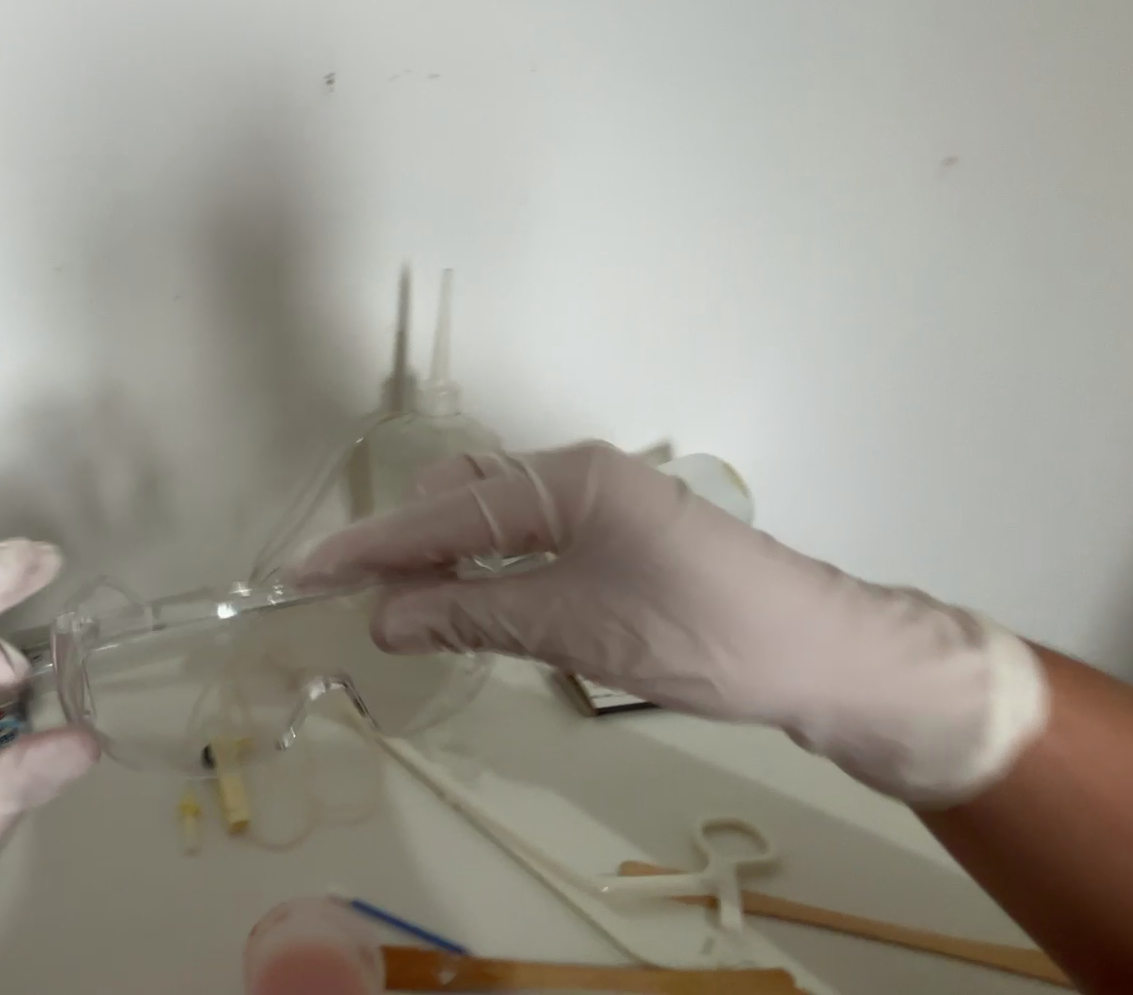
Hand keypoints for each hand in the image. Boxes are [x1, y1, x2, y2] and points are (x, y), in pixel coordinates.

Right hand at [293, 442, 1047, 804]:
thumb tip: (381, 620)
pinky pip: (514, 531)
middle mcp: (568, 472)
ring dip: (437, 556)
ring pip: (480, 513)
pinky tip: (466, 596)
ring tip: (409, 607)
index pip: (439, 517)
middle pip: (453, 498)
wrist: (832, 659)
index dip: (366, 548)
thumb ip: (470, 616)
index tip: (301, 574)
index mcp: (563, 481)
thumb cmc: (705, 638)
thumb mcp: (576, 630)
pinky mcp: (601, 524)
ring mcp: (587, 495)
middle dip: (400, 547)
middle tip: (368, 605)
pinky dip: (477, 563)